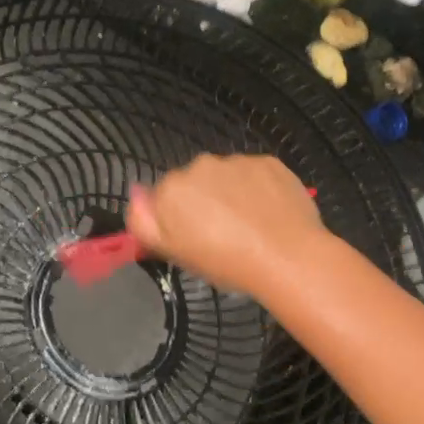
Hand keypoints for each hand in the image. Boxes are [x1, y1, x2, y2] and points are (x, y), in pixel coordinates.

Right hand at [125, 154, 325, 293]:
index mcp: (171, 188)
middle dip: (202, 201)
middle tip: (220, 235)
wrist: (287, 257)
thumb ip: (144, 222)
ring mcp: (237, 161)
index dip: (177, 218)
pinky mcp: (269, 162)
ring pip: (225, 176)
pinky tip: (268, 214)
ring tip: (248, 225)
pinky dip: (257, 189)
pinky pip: (254, 173)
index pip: (164, 198)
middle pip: (194, 182)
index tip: (193, 238)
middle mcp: (200, 165)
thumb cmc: (224, 262)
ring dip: (230, 194)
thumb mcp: (173, 253)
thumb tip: (136, 194)